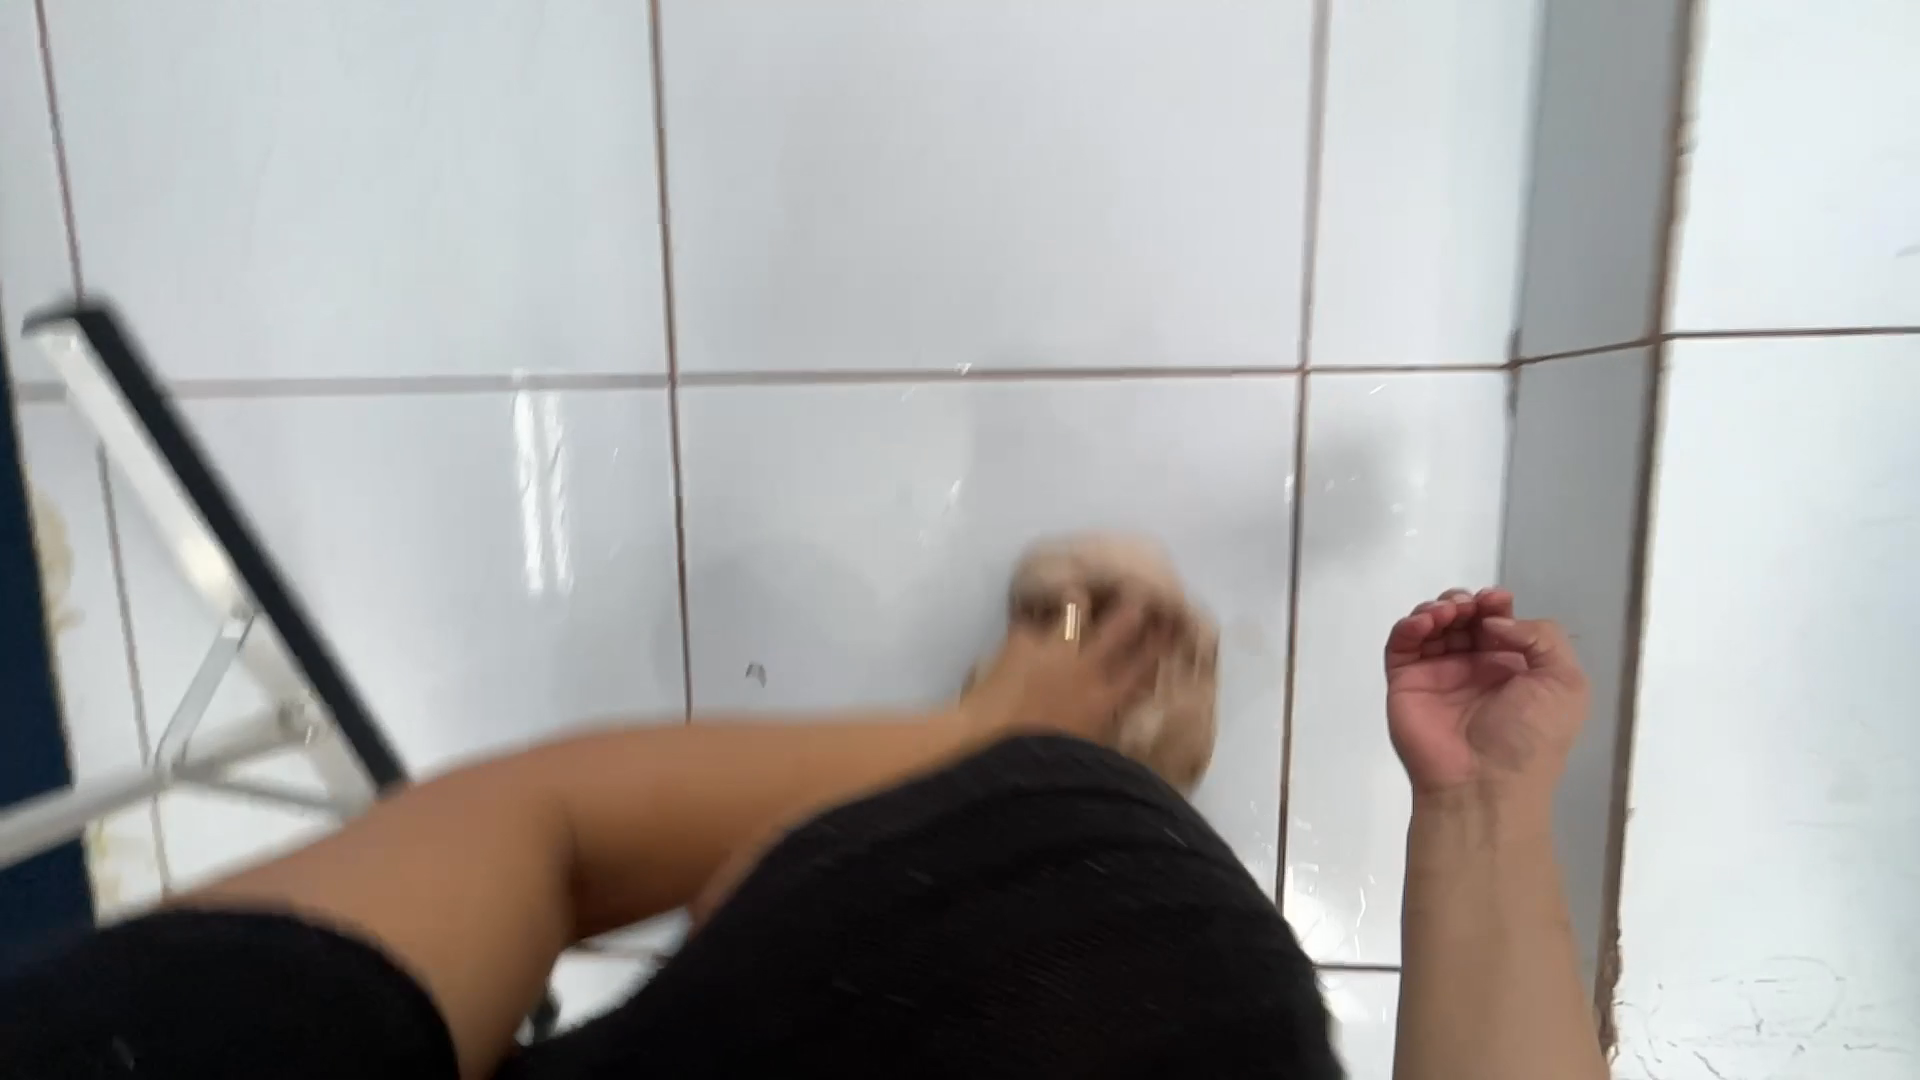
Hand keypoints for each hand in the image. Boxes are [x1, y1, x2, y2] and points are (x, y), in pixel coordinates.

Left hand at [961, 593, 1171, 745]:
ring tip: (1080, 592)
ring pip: (1077, 611)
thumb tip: (1109, 711)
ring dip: (1080, 600)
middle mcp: (1085, 668)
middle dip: (1133, 608)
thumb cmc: (1039, 759)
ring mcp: (1053, 649)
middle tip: (1140, 592)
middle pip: (1120, 628)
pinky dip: (1032, 621)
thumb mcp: (1084, 747)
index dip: (1159, 644)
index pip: (1142, 666)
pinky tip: (1028, 616)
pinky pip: (1031, 621)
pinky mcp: (1021, 640)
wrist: (987, 740)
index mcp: (1104, 700)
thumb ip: (1100, 725)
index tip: (1172, 626)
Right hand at [1384, 587, 1586, 803]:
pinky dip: (1408, 626)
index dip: (1494, 605)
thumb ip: (1541, 638)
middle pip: (1460, 617)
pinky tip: (1423, 623)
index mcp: (1512, 667)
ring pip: (1429, 625)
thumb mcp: (1566, 684)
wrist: (1484, 780)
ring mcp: (1436, 672)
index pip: (1497, 622)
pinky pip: (1401, 644)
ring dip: (1436, 608)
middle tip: (1467, 607)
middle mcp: (1472, 666)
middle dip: (1463, 602)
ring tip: (1445, 614)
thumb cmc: (1530, 735)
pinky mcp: (1404, 680)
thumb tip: (1491, 622)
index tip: (1494, 600)